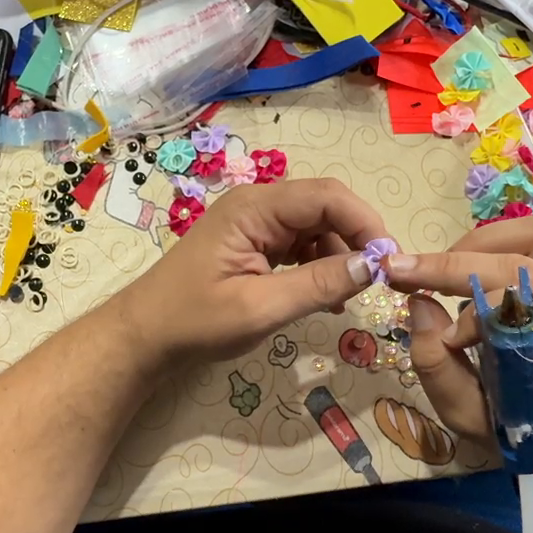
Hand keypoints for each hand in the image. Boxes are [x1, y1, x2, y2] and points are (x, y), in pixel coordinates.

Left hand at [114, 178, 388, 367]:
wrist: (146, 336)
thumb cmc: (195, 321)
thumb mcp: (259, 308)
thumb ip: (317, 285)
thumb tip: (371, 266)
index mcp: (254, 209)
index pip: (326, 196)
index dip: (364, 222)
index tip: (387, 262)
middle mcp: (257, 206)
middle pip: (324, 207)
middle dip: (355, 239)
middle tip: (375, 282)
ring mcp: (254, 225)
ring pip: (315, 227)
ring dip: (338, 255)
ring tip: (347, 297)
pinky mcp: (253, 244)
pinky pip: (299, 244)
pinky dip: (318, 266)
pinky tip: (325, 297)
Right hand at [383, 217, 532, 483]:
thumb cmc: (523, 436)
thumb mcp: (470, 421)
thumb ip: (439, 370)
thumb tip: (418, 303)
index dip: (477, 305)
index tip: (441, 333)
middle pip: (528, 260)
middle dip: (457, 262)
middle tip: (404, 274)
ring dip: (478, 244)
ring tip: (439, 272)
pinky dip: (492, 248)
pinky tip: (464, 273)